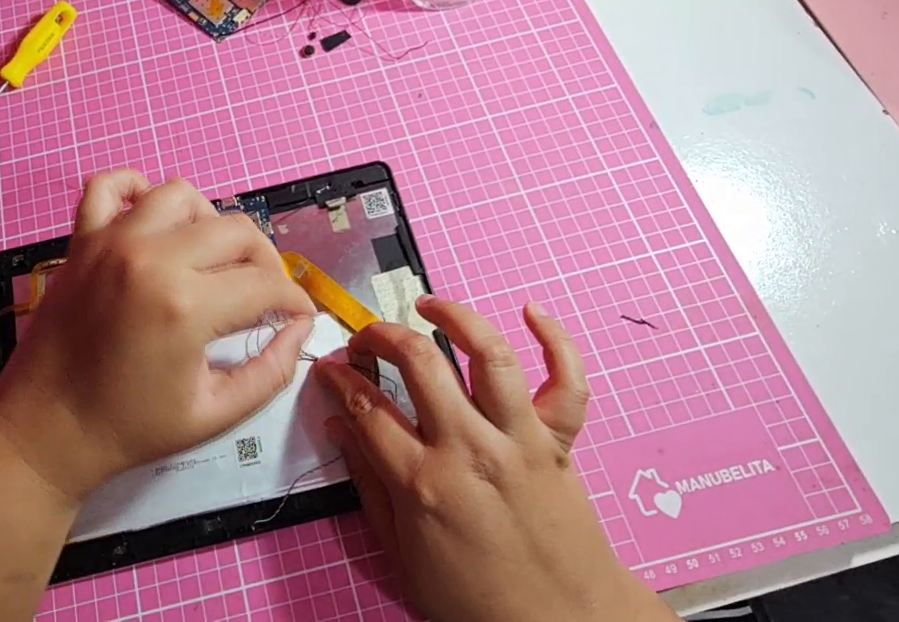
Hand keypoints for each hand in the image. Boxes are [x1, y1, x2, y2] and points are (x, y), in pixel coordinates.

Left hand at [0, 170, 316, 501]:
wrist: (42, 433)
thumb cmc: (127, 429)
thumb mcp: (213, 415)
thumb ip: (270, 372)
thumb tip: (301, 328)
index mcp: (186, 305)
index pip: (265, 284)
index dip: (294, 301)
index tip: (298, 317)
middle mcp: (153, 257)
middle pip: (236, 231)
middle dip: (266, 261)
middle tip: (264, 294)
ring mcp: (112, 240)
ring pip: (182, 195)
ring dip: (209, 222)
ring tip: (211, 259)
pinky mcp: (81, 239)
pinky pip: (109, 185)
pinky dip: (135, 188)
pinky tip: (152, 219)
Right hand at [314, 298, 676, 621]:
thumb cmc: (475, 603)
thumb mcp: (401, 557)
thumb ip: (367, 485)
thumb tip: (338, 426)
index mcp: (424, 482)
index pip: (366, 406)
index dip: (339, 378)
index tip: (330, 368)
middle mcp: (470, 448)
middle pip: (418, 363)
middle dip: (380, 336)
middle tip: (366, 339)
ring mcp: (519, 440)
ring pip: (489, 355)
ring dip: (455, 317)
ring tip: (428, 306)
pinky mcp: (558, 442)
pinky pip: (567, 381)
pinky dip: (556, 340)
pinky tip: (532, 311)